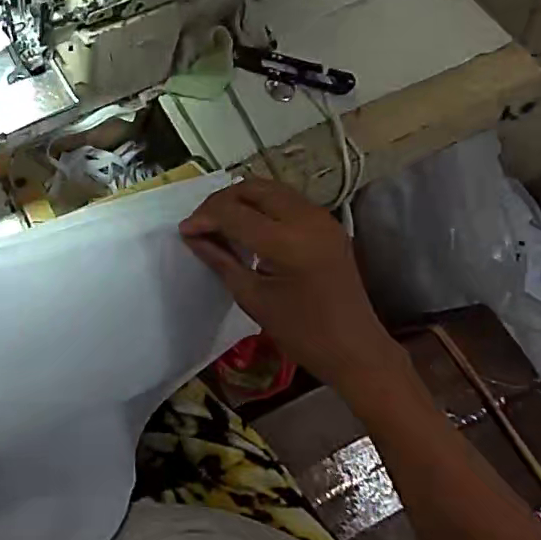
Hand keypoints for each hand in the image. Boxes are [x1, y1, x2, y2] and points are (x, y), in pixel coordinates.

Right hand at [179, 178, 407, 394]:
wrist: (356, 351)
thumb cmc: (301, 332)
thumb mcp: (251, 296)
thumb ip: (219, 259)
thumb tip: (191, 236)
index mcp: (288, 242)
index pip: (233, 213)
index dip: (203, 218)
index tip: (184, 231)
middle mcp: (307, 219)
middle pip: (251, 189)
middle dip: (220, 202)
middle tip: (201, 224)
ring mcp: (321, 218)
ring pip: (269, 188)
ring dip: (240, 200)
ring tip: (220, 223)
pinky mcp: (327, 224)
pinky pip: (286, 199)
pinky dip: (260, 205)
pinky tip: (247, 226)